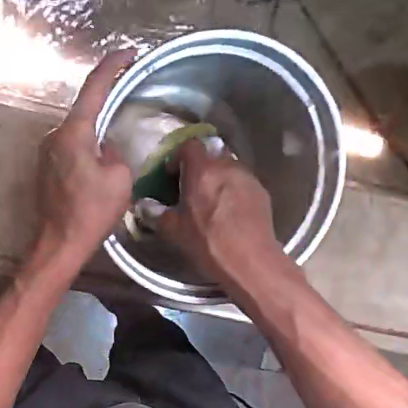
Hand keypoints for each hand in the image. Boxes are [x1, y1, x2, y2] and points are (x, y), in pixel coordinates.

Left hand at [30, 51, 137, 271]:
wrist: (59, 243)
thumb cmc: (91, 211)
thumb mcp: (120, 177)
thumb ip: (114, 151)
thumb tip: (105, 147)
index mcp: (73, 132)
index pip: (94, 88)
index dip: (112, 66)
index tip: (128, 53)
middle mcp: (55, 136)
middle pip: (84, 110)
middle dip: (107, 100)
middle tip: (129, 93)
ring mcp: (46, 152)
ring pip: (78, 131)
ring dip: (97, 130)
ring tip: (119, 135)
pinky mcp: (45, 168)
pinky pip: (71, 147)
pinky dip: (87, 146)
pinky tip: (100, 160)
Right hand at [145, 137, 285, 286]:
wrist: (250, 261)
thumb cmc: (208, 242)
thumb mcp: (173, 230)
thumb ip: (156, 213)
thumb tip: (144, 205)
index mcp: (202, 171)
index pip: (190, 145)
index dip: (179, 156)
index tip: (173, 174)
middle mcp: (227, 167)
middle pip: (211, 153)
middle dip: (200, 166)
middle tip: (191, 186)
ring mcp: (248, 178)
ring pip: (229, 167)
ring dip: (218, 177)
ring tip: (211, 199)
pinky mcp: (263, 192)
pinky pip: (243, 182)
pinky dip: (233, 189)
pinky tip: (229, 210)